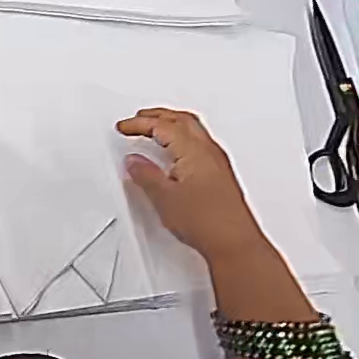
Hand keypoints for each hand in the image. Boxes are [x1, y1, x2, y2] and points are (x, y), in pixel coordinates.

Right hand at [116, 108, 268, 263]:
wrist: (234, 243)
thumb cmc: (208, 221)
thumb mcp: (164, 198)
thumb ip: (145, 175)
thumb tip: (134, 162)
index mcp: (194, 150)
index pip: (163, 126)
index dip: (140, 124)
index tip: (124, 127)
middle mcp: (209, 151)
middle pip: (181, 120)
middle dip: (157, 116)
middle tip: (138, 119)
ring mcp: (217, 162)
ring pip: (192, 130)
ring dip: (171, 124)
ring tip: (153, 129)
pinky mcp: (220, 175)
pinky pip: (199, 144)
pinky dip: (181, 138)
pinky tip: (173, 153)